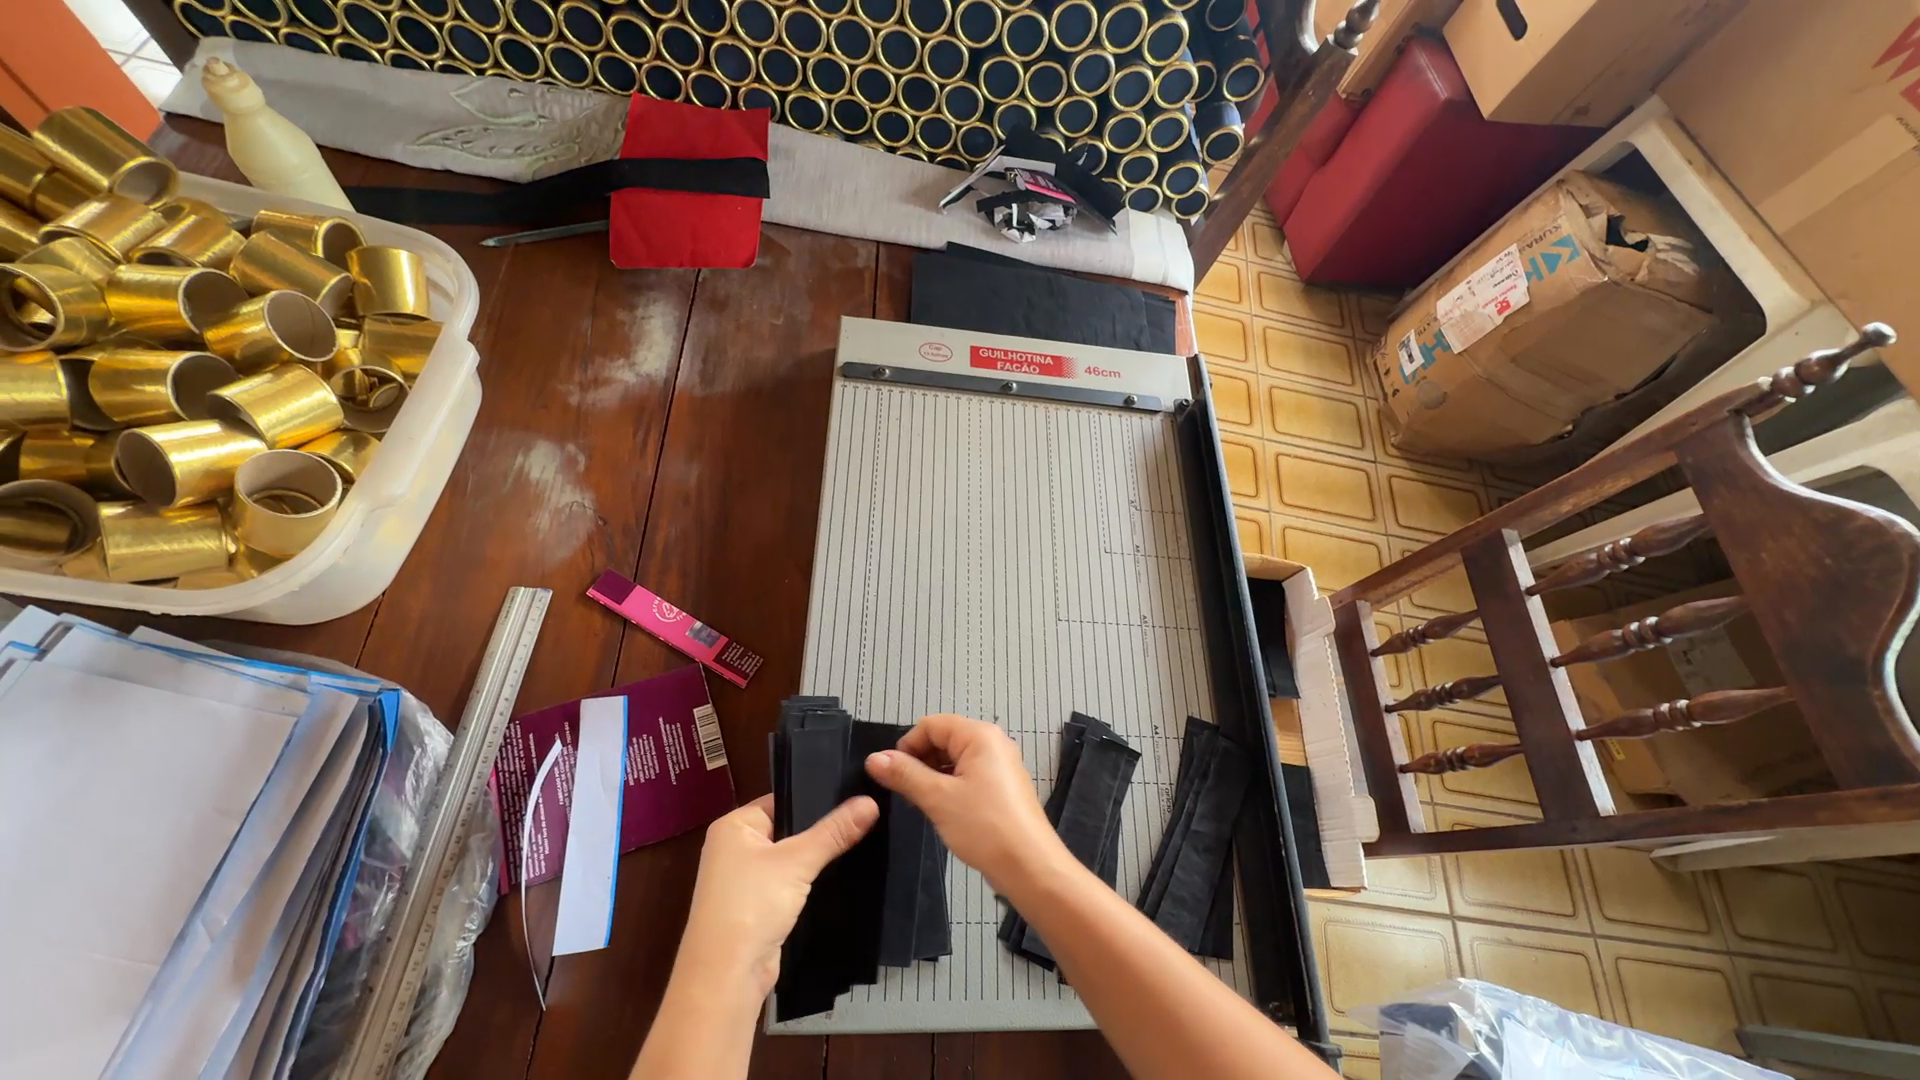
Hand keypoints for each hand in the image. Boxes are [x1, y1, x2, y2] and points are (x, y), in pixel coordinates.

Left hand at [676, 793, 878, 998]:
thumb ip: (835, 831)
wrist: (728, 976)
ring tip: (862, 839)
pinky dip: (809, 881)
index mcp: (733, 826)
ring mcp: (745, 880)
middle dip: (820, 830)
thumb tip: (871, 801)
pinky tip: (841, 873)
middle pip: (788, 829)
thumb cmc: (752, 905)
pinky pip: (790, 883)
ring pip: (791, 858)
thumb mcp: (797, 861)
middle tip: (866, 816)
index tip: (855, 793)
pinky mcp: (758, 907)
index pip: (782, 800)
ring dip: (816, 858)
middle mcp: (735, 848)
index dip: (815, 798)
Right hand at [864, 714, 1069, 894]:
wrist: (1030, 866)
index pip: (931, 725)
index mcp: (980, 735)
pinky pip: (968, 775)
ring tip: (921, 803)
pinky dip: (950, 786)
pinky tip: (942, 810)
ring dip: (933, 776)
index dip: (907, 746)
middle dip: (919, 761)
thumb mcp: (937, 798)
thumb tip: (874, 758)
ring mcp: (1001, 765)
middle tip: (904, 792)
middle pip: (944, 739)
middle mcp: (993, 743)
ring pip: (955, 759)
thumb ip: (904, 775)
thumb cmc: (983, 826)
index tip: (892, 775)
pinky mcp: (1003, 787)